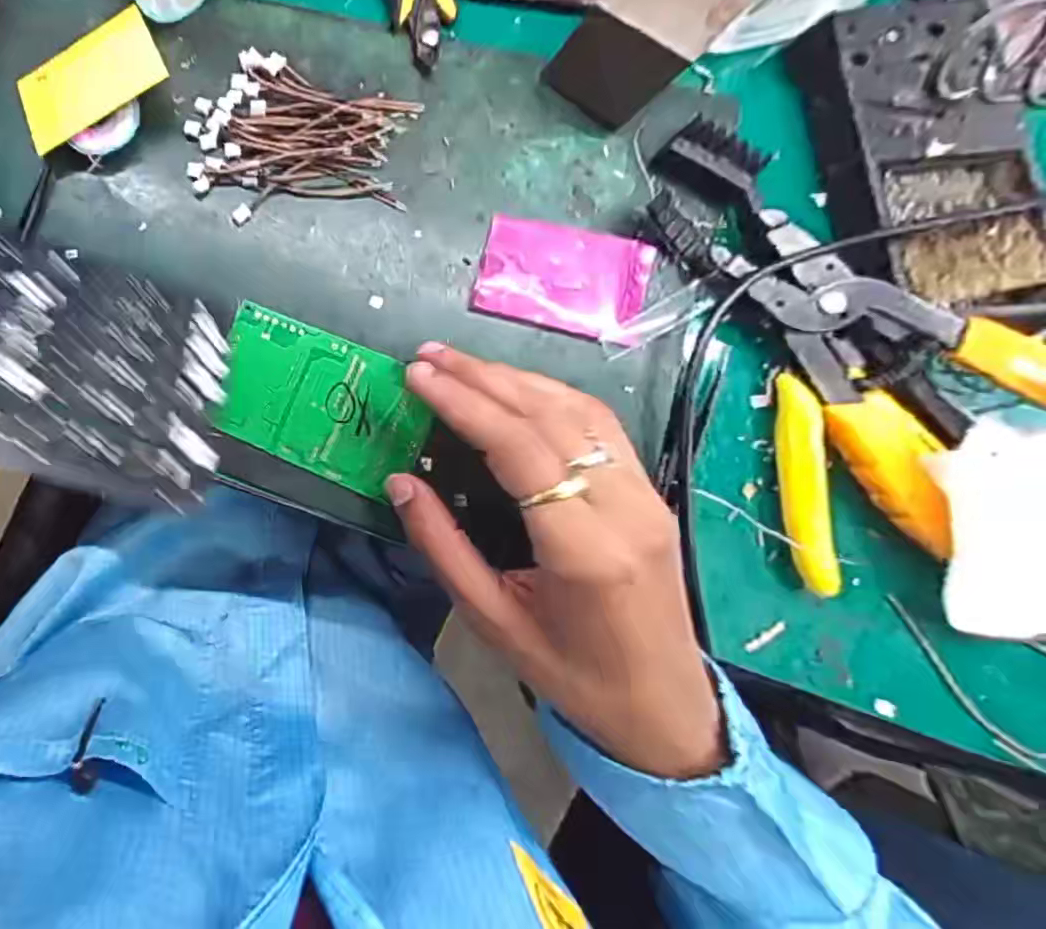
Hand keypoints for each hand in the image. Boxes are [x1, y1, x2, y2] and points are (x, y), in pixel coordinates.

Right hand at [386, 344, 725, 779]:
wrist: (666, 711)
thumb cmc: (568, 672)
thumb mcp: (488, 616)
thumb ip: (440, 543)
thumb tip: (400, 480)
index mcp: (584, 548)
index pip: (519, 448)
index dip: (464, 404)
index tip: (417, 377)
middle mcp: (625, 509)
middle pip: (550, 417)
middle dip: (482, 377)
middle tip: (426, 356)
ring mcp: (646, 498)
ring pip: (580, 411)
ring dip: (514, 378)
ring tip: (458, 363)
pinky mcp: (650, 495)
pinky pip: (599, 427)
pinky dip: (548, 394)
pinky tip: (512, 387)